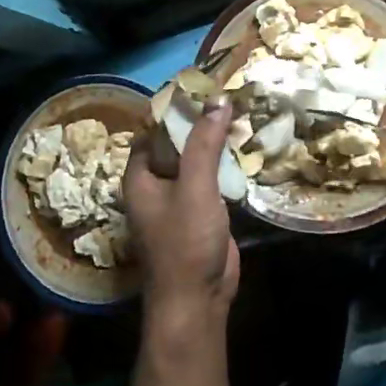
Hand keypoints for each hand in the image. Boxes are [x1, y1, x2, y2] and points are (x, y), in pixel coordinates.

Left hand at [123, 102, 240, 331]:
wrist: (197, 298)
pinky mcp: (202, 213)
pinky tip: (245, 149)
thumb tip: (217, 101)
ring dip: (215, 144)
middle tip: (229, 97)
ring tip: (241, 114)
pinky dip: (225, 166)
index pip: (153, 131)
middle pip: (177, 145)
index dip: (176, 109)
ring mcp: (179, 199)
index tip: (203, 87)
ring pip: (197, 162)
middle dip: (200, 124)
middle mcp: (155, 184)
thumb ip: (204, 144)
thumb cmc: (185, 241)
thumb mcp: (194, 187)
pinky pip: (211, 181)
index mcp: (140, 176)